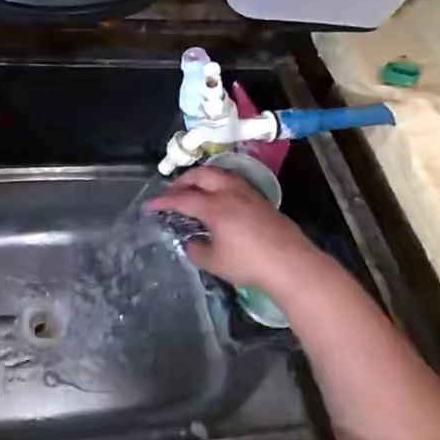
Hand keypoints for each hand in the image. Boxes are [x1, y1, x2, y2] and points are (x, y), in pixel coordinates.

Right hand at [144, 167, 325, 293]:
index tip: (149, 205)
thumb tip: (192, 243)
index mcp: (215, 206)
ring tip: (195, 190)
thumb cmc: (249, 263)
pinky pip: (234, 183)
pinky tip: (220, 199)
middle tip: (172, 191)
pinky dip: (219, 185)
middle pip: (203, 175)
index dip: (163, 201)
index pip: (183, 198)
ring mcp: (249, 194)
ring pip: (221, 175)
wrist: (291, 263)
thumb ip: (197, 250)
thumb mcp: (214, 262)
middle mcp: (231, 193)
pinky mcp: (262, 201)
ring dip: (203, 179)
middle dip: (184, 180)